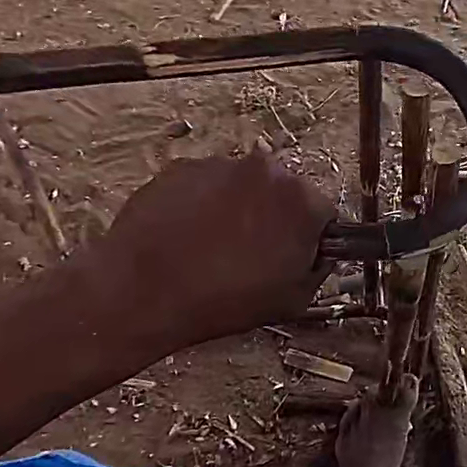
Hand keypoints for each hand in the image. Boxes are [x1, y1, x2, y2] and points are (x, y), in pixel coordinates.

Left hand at [85, 150, 334, 350]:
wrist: (144, 290)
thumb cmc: (224, 300)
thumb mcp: (293, 301)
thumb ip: (317, 268)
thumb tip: (318, 251)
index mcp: (301, 201)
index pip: (322, 213)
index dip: (307, 237)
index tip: (289, 255)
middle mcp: (266, 169)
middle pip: (282, 191)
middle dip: (272, 216)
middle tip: (250, 252)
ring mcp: (221, 164)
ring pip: (241, 185)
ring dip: (235, 208)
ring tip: (210, 247)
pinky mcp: (183, 167)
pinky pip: (204, 184)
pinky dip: (201, 203)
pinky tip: (185, 235)